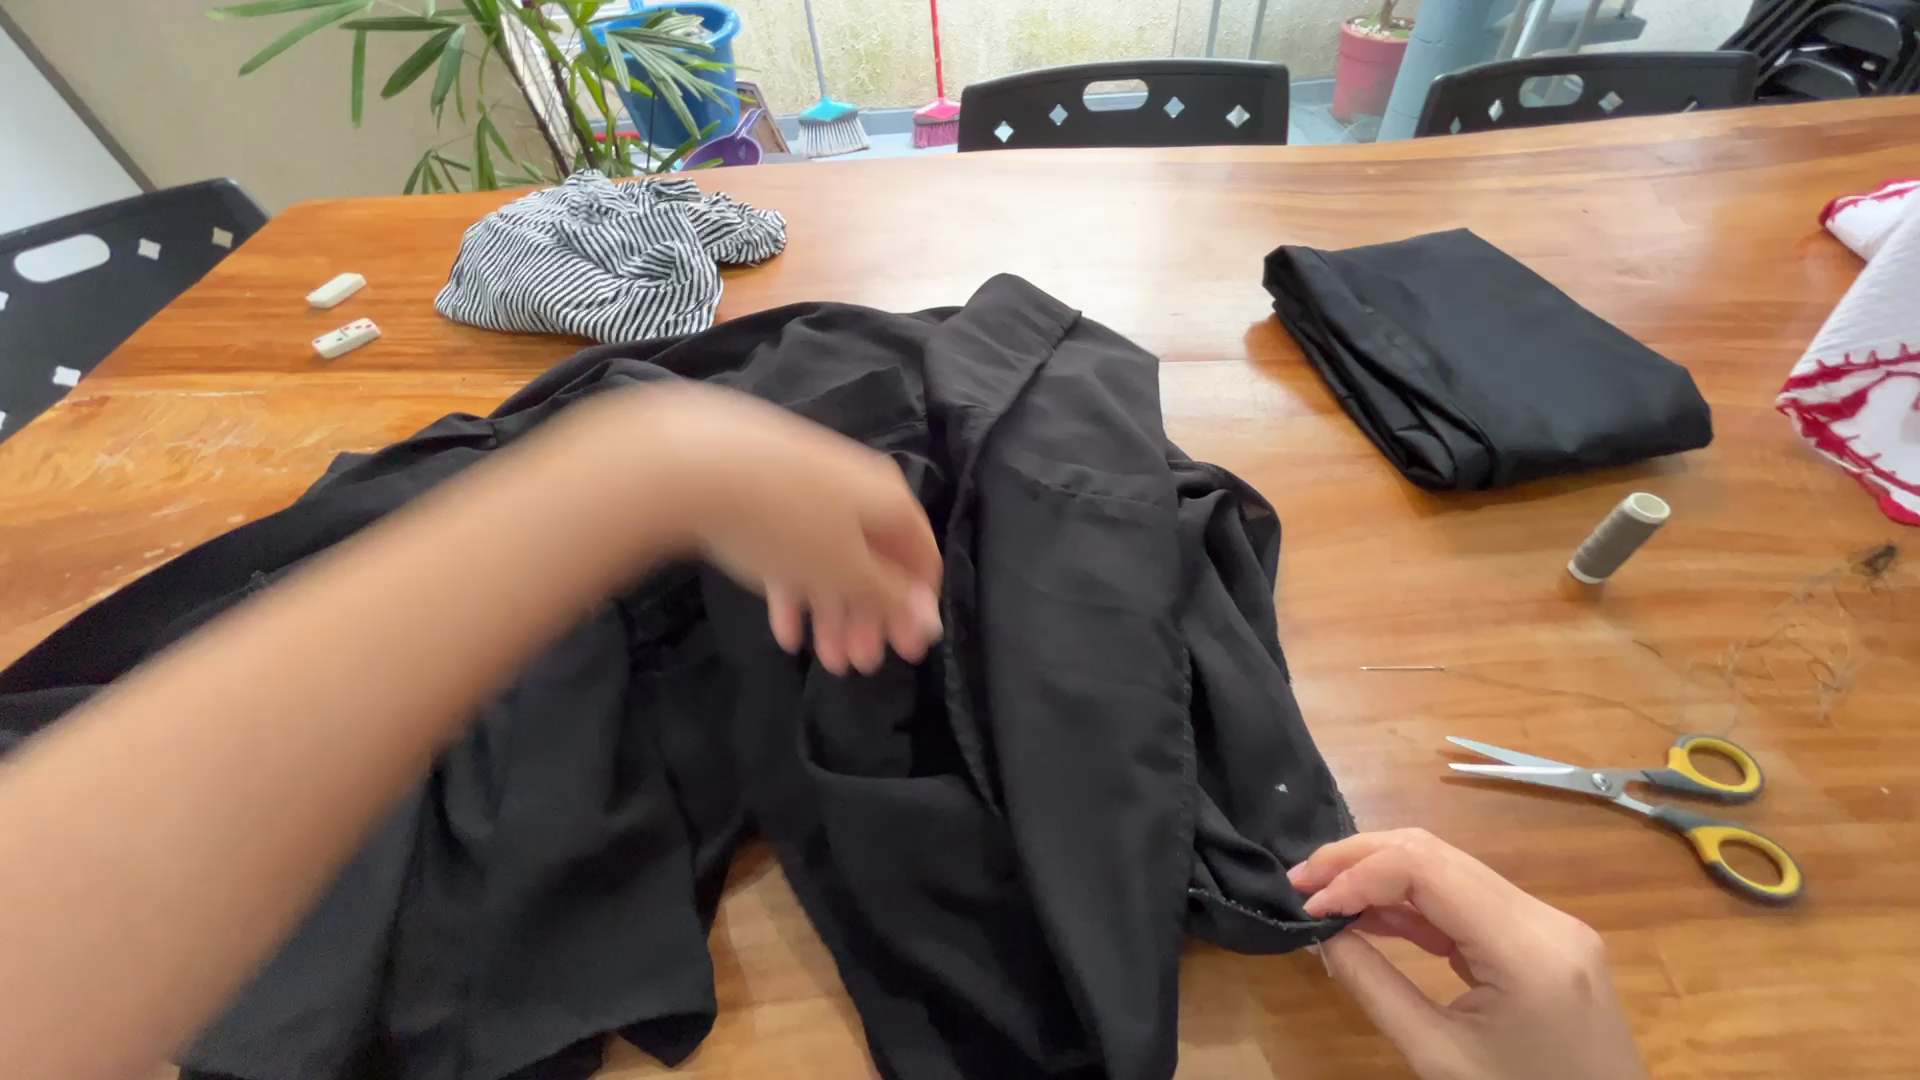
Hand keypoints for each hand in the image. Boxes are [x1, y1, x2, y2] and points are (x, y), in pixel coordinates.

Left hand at [583, 382, 943, 674]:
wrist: (699, 462)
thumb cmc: (791, 523)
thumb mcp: (847, 571)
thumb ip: (891, 599)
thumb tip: (931, 622)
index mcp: (891, 502)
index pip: (921, 560)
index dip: (916, 610)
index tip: (904, 653)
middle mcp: (859, 491)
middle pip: (876, 564)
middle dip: (869, 619)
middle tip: (861, 664)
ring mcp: (812, 490)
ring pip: (834, 559)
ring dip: (834, 614)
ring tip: (826, 662)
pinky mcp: (769, 495)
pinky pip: (794, 547)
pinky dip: (796, 588)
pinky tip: (786, 632)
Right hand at [1288, 830, 1649, 1079]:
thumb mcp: (1438, 1058)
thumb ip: (1372, 984)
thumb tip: (1320, 930)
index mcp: (1528, 949)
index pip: (1422, 868)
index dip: (1354, 874)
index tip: (1310, 904)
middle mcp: (1544, 919)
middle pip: (1430, 853)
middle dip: (1357, 860)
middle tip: (1303, 883)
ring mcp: (1547, 926)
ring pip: (1442, 866)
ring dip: (1376, 874)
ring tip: (1324, 895)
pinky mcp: (1540, 939)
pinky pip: (1459, 897)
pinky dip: (1406, 900)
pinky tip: (1367, 915)